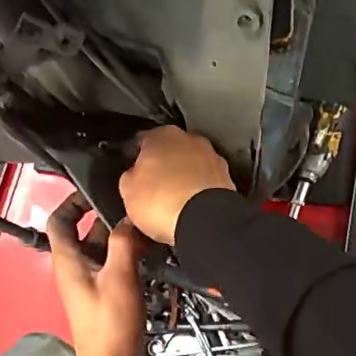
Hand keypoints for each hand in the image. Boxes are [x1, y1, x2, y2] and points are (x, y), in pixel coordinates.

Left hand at [47, 192, 146, 355]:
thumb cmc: (110, 326)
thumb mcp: (120, 279)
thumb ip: (124, 244)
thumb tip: (130, 217)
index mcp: (67, 262)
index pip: (59, 220)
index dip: (73, 200)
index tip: (97, 188)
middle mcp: (75, 267)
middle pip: (84, 230)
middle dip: (106, 215)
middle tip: (133, 204)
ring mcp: (91, 280)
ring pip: (102, 247)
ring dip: (120, 235)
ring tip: (145, 223)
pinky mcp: (105, 291)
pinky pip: (113, 262)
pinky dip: (127, 252)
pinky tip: (148, 249)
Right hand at [118, 126, 235, 244]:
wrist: (205, 221)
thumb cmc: (163, 201)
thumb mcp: (127, 190)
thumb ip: (129, 176)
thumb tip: (133, 176)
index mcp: (161, 135)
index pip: (142, 141)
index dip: (135, 158)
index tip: (132, 172)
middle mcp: (190, 139)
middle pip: (170, 151)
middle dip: (163, 167)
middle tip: (153, 189)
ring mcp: (212, 158)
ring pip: (191, 166)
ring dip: (184, 178)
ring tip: (173, 202)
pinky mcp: (227, 179)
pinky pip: (206, 183)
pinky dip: (199, 191)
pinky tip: (191, 207)